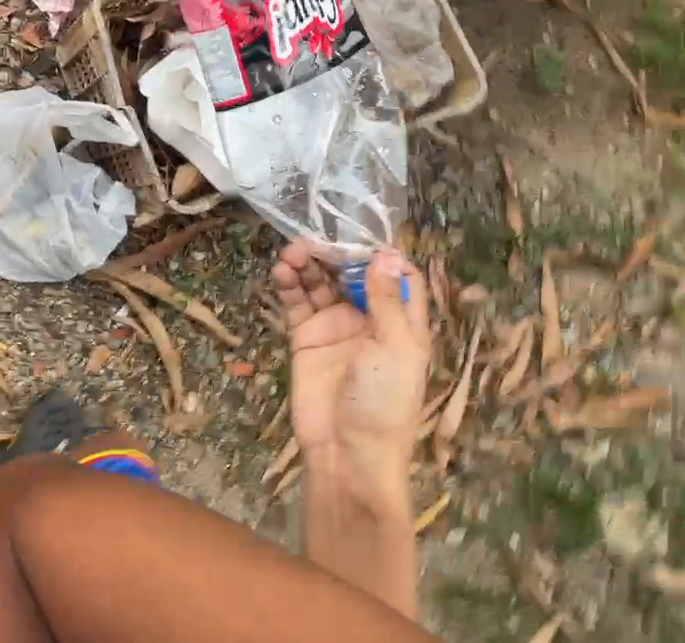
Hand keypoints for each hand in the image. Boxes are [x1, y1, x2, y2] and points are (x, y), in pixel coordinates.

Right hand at [272, 242, 430, 502]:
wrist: (347, 452)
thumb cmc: (385, 402)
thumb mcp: (396, 348)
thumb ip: (386, 300)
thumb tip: (386, 253)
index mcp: (402, 322)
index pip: (397, 276)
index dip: (380, 253)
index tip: (359, 233)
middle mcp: (368, 319)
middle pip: (351, 274)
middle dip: (335, 253)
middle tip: (315, 238)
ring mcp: (334, 327)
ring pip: (320, 283)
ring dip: (308, 264)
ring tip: (292, 251)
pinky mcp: (305, 338)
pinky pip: (296, 303)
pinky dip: (289, 284)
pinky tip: (282, 270)